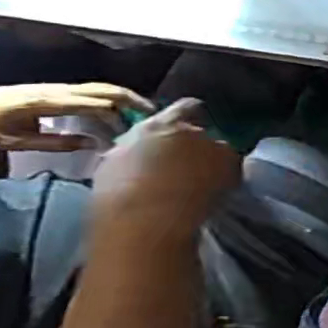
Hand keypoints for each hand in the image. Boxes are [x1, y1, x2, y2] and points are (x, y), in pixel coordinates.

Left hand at [0, 83, 152, 150]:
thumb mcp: (14, 141)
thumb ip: (56, 143)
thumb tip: (95, 144)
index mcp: (47, 102)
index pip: (98, 105)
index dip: (120, 118)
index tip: (134, 133)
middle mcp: (55, 90)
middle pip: (106, 89)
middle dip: (134, 101)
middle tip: (156, 118)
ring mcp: (55, 87)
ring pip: (102, 87)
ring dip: (127, 98)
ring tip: (143, 114)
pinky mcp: (53, 89)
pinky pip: (92, 90)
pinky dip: (113, 98)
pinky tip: (119, 111)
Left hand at [91, 99, 238, 242]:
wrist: (142, 221)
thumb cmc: (193, 186)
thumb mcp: (226, 164)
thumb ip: (221, 149)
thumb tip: (216, 147)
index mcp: (170, 122)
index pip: (189, 106)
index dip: (203, 116)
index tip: (213, 129)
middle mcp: (137, 131)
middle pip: (161, 128)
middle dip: (176, 139)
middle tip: (194, 157)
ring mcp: (114, 154)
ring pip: (142, 148)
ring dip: (157, 159)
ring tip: (174, 178)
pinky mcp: (101, 178)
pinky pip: (127, 169)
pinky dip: (141, 177)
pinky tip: (156, 192)